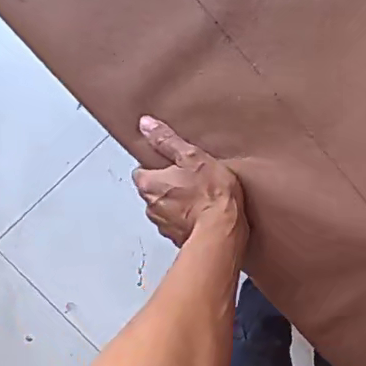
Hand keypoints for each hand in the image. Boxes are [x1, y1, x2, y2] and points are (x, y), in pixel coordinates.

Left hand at [131, 115, 244, 246]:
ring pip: (167, 212)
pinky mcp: (180, 241)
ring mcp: (165, 226)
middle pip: (154, 192)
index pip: (142, 171)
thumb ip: (167, 141)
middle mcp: (151, 206)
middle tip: (192, 183)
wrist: (223, 232)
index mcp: (149, 184)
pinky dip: (190, 224)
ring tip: (203, 202)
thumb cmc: (211, 196)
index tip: (176, 167)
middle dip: (169, 189)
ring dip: (179, 208)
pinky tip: (207, 219)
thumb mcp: (193, 157)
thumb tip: (146, 124)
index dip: (159, 168)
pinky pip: (181, 229)